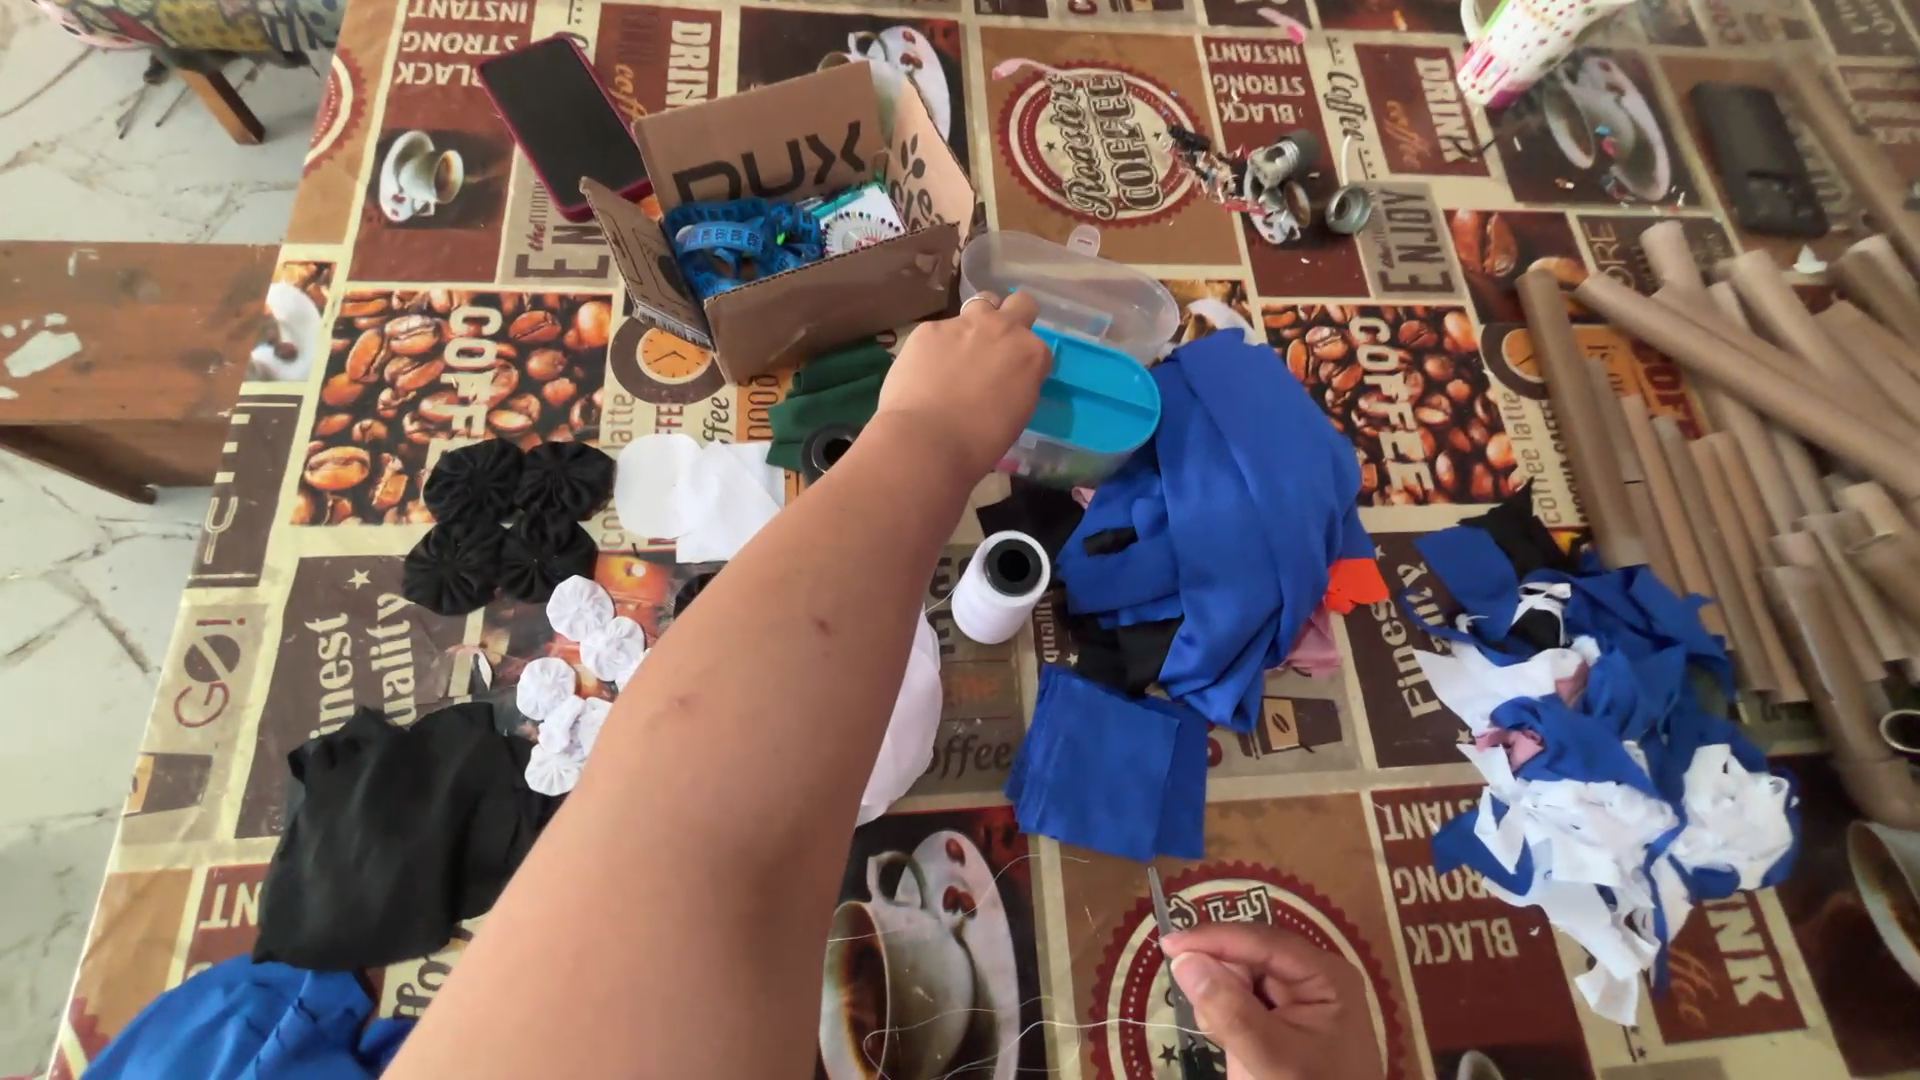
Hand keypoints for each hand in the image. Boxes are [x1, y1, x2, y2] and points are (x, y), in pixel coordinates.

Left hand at [874, 291, 1052, 478]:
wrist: (927, 440)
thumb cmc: (979, 442)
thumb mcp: (1016, 416)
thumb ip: (1017, 386)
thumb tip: (1005, 381)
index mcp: (1030, 354)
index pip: (1038, 347)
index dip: (1025, 362)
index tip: (1013, 377)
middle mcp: (1003, 329)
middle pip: (1019, 303)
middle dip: (1012, 318)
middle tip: (996, 345)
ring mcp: (964, 324)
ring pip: (978, 306)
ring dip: (975, 323)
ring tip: (958, 353)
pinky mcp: (929, 329)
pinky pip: (938, 331)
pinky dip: (936, 347)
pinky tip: (924, 372)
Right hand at [1162, 922, 1383, 1079]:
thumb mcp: (1274, 1062)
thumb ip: (1230, 1012)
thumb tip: (1182, 960)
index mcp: (1324, 975)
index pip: (1260, 940)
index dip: (1213, 938)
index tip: (1168, 945)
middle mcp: (1310, 974)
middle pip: (1247, 953)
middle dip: (1219, 977)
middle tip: (1205, 1015)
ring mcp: (1295, 994)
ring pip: (1237, 971)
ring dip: (1220, 998)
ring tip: (1227, 1040)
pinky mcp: (1278, 1013)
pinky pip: (1238, 994)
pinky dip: (1223, 1011)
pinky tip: (1231, 1042)